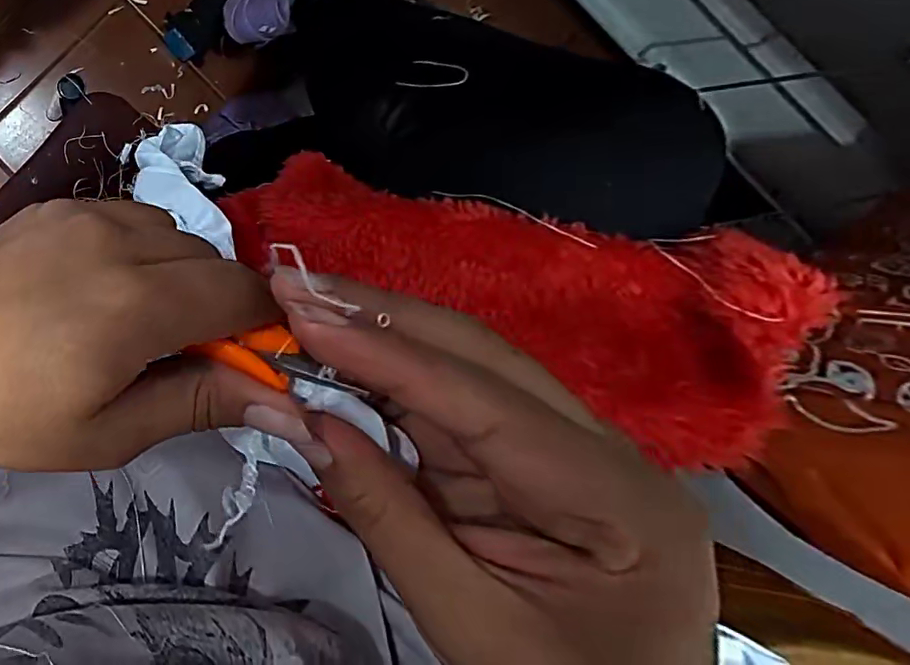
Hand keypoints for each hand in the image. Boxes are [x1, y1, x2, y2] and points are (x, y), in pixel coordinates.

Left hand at [0, 199, 303, 471]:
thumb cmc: (11, 416)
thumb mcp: (111, 432)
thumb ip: (203, 402)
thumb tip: (287, 405)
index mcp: (136, 301)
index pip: (242, 292)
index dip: (258, 323)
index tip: (241, 355)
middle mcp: (118, 239)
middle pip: (211, 258)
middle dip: (215, 302)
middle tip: (177, 348)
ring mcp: (82, 212)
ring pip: (171, 231)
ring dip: (176, 270)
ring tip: (132, 314)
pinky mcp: (55, 204)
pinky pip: (126, 215)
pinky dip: (135, 246)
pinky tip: (94, 282)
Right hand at [271, 269, 717, 663]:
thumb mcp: (469, 624)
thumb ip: (384, 515)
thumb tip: (303, 420)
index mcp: (615, 498)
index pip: (480, 401)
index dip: (384, 353)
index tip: (303, 315)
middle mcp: (596, 445)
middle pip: (474, 353)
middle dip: (377, 315)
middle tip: (294, 285)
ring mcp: (560, 440)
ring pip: (457, 360)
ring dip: (376, 330)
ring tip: (305, 304)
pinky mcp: (521, 448)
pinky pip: (446, 395)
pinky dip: (384, 372)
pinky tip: (339, 349)